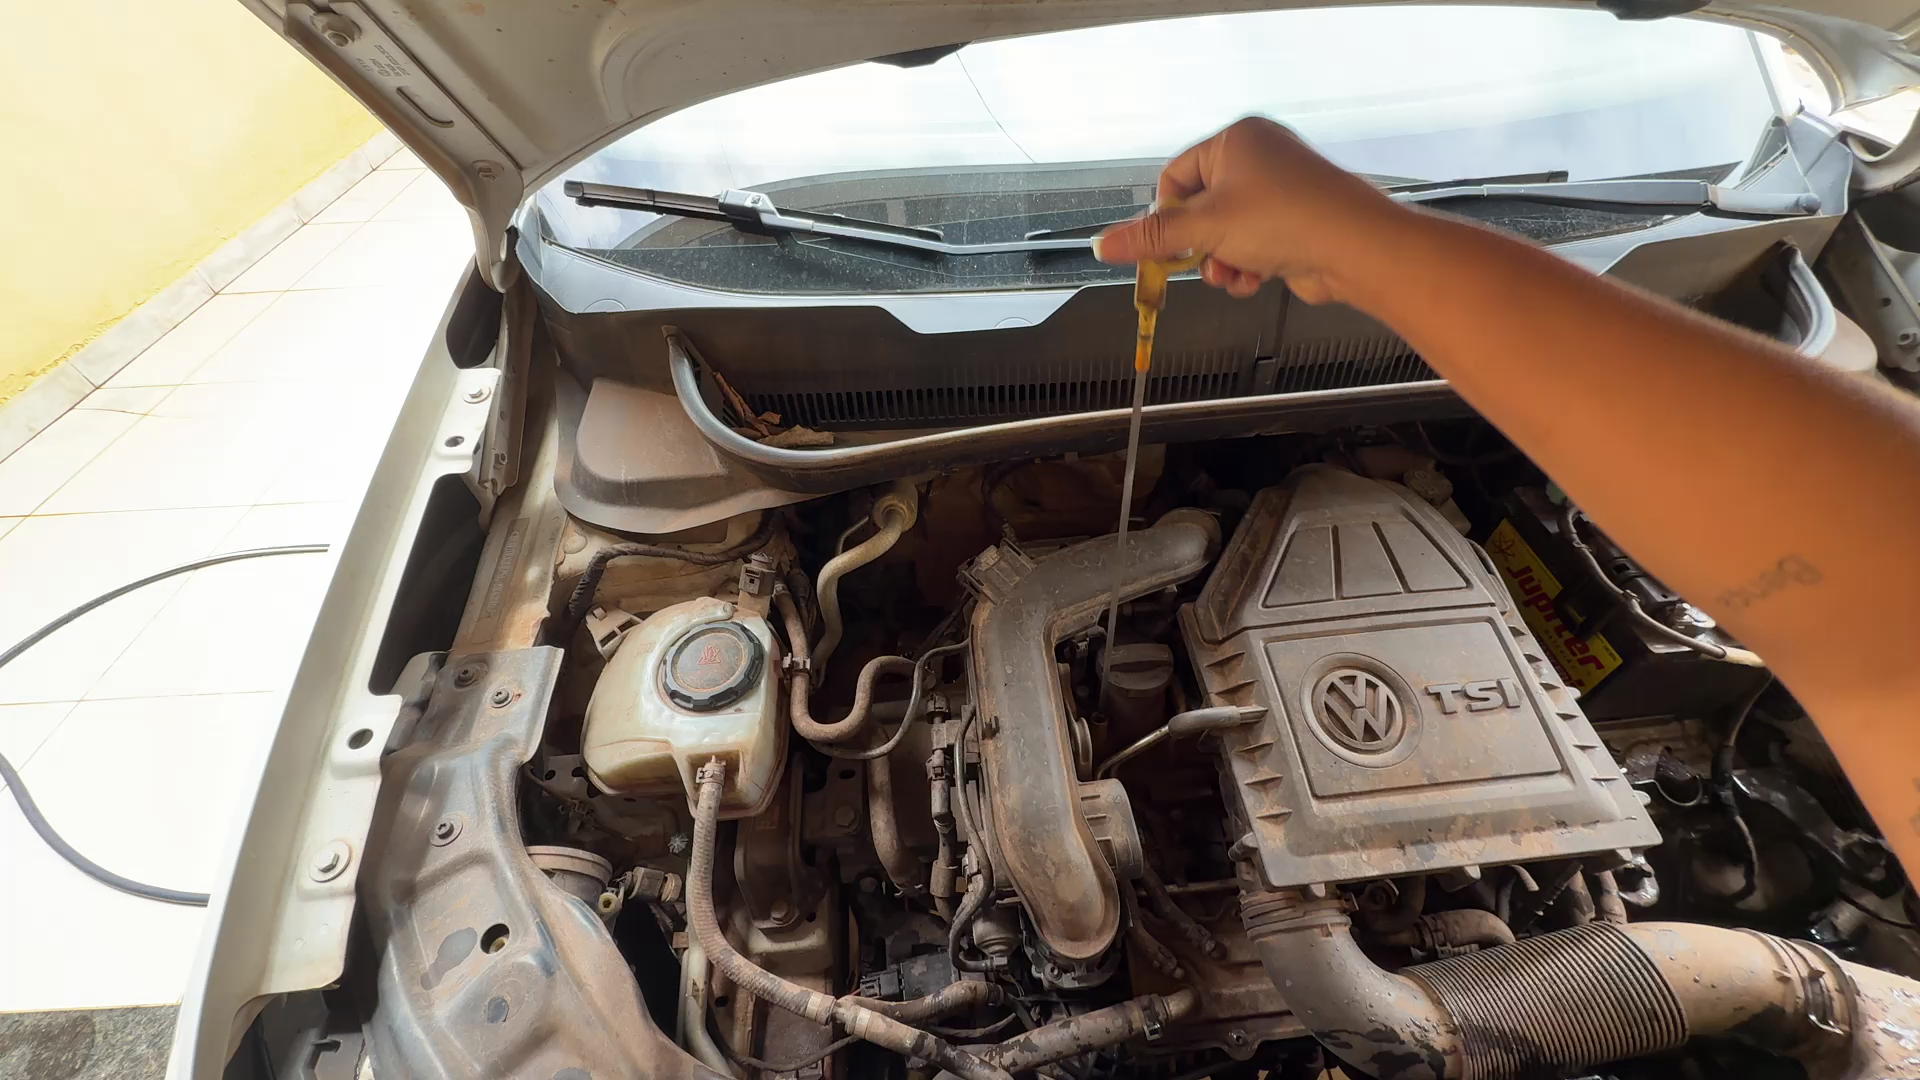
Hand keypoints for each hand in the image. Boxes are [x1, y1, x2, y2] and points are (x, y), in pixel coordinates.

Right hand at [1092, 117, 1407, 304]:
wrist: (1351, 248)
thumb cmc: (1283, 219)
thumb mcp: (1203, 228)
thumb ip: (1149, 239)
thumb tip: (1102, 245)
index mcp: (1234, 142)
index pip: (1174, 179)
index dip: (1164, 218)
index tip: (1163, 247)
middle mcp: (1255, 160)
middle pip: (1195, 213)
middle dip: (1196, 249)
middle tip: (1202, 263)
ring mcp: (1274, 192)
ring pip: (1219, 237)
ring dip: (1219, 264)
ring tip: (1234, 274)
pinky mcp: (1288, 224)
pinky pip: (1246, 248)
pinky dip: (1244, 268)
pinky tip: (1255, 277)